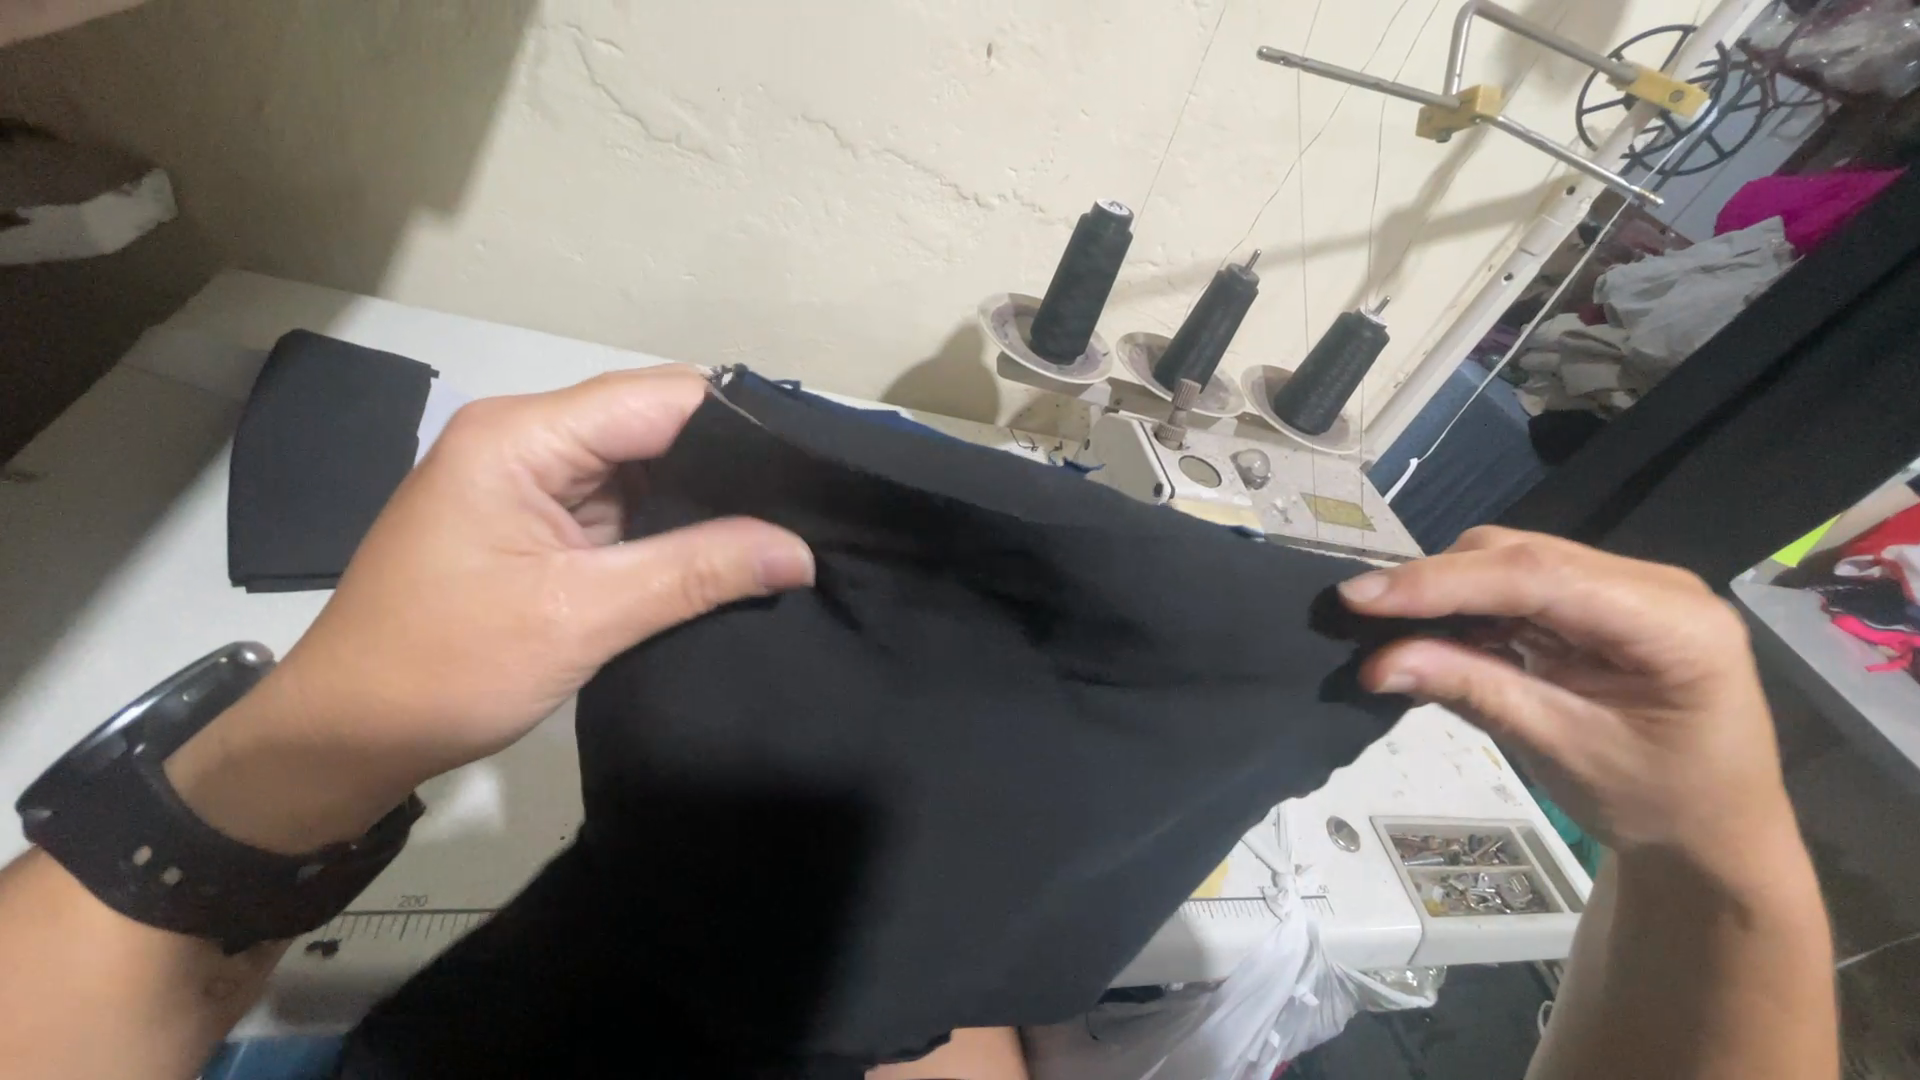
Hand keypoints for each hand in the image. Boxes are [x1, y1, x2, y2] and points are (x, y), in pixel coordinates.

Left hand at [167, 367, 814, 851]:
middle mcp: (531, 439)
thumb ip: (697, 572)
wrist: (344, 739)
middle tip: (810, 506)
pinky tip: (731, 549)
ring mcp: (537, 479)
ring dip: (712, 497)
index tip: (812, 470)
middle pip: (659, 424)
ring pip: (651, 466)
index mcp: (524, 436)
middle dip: (735, 463)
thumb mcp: (582, 616)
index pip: (662, 399)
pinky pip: (632, 503)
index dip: (742, 427)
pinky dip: (680, 525)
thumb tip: (801, 551)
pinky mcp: (545, 520)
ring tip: (787, 527)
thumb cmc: (445, 670)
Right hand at [1339, 526, 1792, 884]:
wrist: (1709, 835)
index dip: (1439, 582)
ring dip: (1445, 590)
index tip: (1358, 597)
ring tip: (1392, 627)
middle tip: (1362, 614)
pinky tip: (1436, 633)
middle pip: (1518, 555)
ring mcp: (1621, 588)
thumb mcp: (1558, 747)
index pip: (1535, 577)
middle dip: (1434, 580)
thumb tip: (1375, 663)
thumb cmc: (1654, 801)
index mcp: (1671, 622)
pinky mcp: (1591, 602)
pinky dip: (1464, 605)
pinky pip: (1511, 583)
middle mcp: (1649, 585)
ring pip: (1507, 559)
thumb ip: (1469, 690)